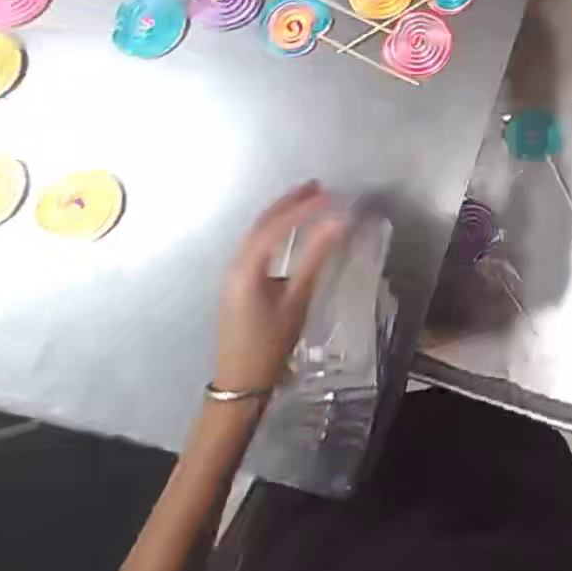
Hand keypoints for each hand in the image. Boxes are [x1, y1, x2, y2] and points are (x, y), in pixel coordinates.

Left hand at [211, 181, 348, 392]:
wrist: (241, 383)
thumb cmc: (271, 344)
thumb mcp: (297, 300)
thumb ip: (316, 258)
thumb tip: (338, 224)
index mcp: (247, 266)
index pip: (277, 226)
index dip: (303, 208)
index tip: (328, 195)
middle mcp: (235, 263)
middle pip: (263, 223)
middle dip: (289, 202)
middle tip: (317, 186)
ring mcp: (233, 272)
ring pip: (258, 232)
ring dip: (282, 214)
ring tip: (308, 200)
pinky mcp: (238, 281)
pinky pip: (256, 244)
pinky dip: (275, 229)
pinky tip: (290, 229)